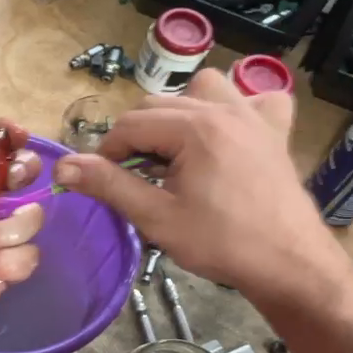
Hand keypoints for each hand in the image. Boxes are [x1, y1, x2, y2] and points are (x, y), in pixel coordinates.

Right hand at [50, 68, 351, 312]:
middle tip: (136, 177)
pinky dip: (237, 108)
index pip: (131, 124)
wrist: (289, 264)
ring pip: (203, 88)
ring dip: (182, 112)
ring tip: (177, 151)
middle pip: (160, 104)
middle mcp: (224, 108)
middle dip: (138, 136)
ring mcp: (255, 115)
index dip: (109, 153)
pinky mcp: (276, 131)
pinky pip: (254, 99)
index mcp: (194, 128)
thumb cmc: (221, 243)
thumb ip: (109, 186)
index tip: (106, 182)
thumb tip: (63, 167)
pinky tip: (228, 136)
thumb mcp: (156, 218)